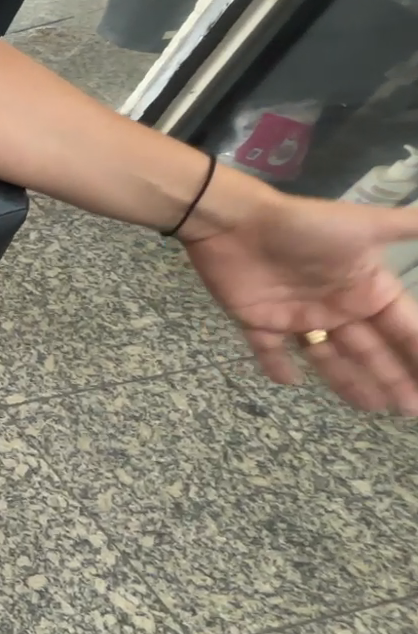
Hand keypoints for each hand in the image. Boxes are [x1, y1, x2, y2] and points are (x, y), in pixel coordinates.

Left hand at [183, 190, 417, 414]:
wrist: (234, 222)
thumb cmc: (303, 225)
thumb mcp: (369, 226)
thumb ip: (415, 227)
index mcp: (368, 290)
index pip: (405, 331)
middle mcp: (337, 307)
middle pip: (370, 351)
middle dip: (393, 378)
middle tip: (410, 411)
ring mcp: (295, 315)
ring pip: (326, 355)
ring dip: (348, 380)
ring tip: (372, 407)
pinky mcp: (254, 318)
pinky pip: (266, 348)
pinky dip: (276, 364)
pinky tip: (289, 383)